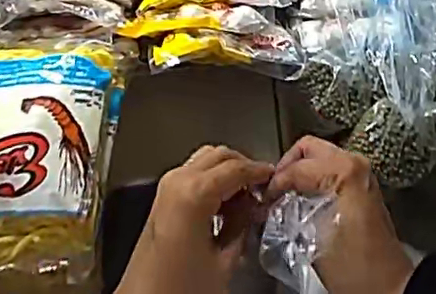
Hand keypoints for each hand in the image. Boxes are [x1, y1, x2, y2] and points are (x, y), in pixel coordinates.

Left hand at [116, 145, 273, 293]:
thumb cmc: (179, 289)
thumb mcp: (224, 261)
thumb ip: (242, 225)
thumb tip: (253, 205)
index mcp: (195, 192)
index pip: (237, 167)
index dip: (259, 170)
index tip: (273, 176)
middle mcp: (178, 180)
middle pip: (220, 154)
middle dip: (243, 166)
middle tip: (261, 186)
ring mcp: (167, 185)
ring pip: (206, 158)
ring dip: (226, 170)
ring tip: (244, 195)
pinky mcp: (162, 196)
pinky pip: (193, 172)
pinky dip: (211, 177)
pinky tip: (223, 201)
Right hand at [268, 136, 414, 293]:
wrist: (391, 287)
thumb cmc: (356, 267)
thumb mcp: (316, 239)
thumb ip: (293, 213)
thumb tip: (276, 203)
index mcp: (344, 170)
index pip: (299, 167)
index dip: (277, 183)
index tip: (264, 199)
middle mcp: (354, 162)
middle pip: (309, 148)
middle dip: (288, 166)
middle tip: (274, 189)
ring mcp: (361, 171)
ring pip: (320, 155)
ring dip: (301, 170)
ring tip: (286, 194)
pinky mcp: (363, 184)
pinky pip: (332, 167)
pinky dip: (314, 176)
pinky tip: (304, 198)